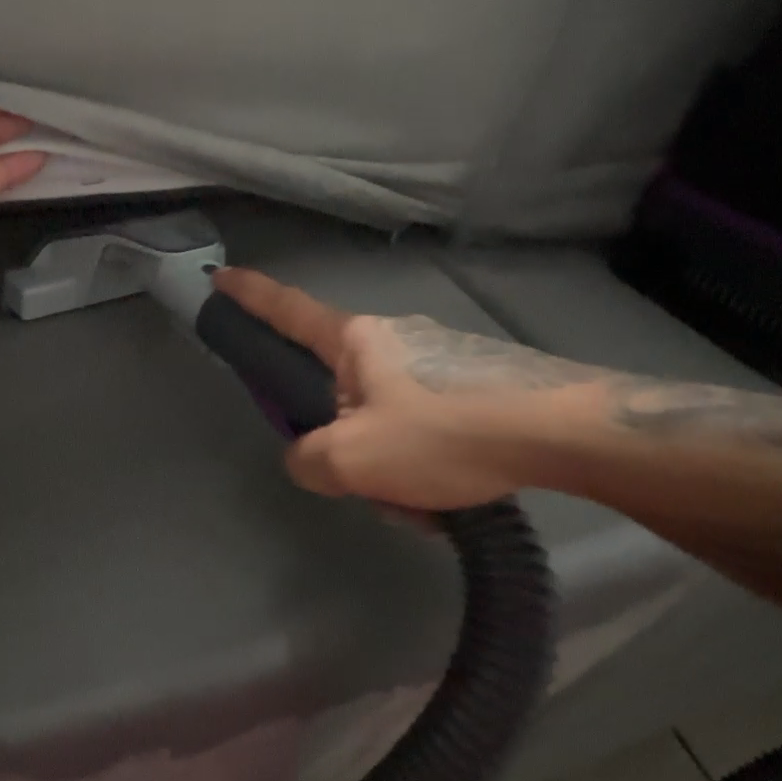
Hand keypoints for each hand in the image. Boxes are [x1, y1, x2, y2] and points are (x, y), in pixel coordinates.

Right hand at [213, 268, 578, 510]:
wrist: (562, 433)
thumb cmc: (442, 434)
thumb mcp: (353, 460)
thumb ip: (308, 460)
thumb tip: (310, 459)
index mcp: (356, 341)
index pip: (288, 311)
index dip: (249, 296)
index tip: (218, 276)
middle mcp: (394, 339)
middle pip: (344, 394)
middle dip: (351, 446)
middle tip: (378, 486)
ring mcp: (440, 359)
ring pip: (388, 422)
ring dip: (395, 468)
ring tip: (428, 504)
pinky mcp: (477, 384)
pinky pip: (428, 429)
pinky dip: (429, 467)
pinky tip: (456, 496)